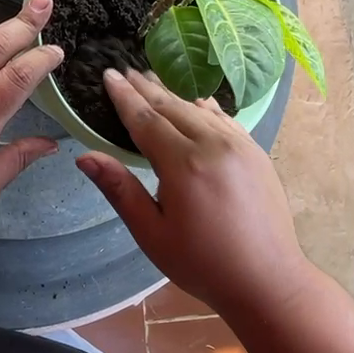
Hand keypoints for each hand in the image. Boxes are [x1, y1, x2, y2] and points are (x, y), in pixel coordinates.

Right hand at [77, 70, 311, 312]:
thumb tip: (84, 156)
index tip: (108, 75)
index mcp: (183, 164)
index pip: (145, 120)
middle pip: (171, 107)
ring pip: (198, 109)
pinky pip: (225, 119)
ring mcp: (240, 146)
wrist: (269, 282)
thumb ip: (119, 189)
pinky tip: (197, 103)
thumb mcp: (152, 233)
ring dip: (172, 95)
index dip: (124, 97)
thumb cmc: (202, 264)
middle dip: (145, 88)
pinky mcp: (256, 153)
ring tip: (152, 80)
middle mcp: (213, 145)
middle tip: (125, 70)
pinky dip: (205, 108)